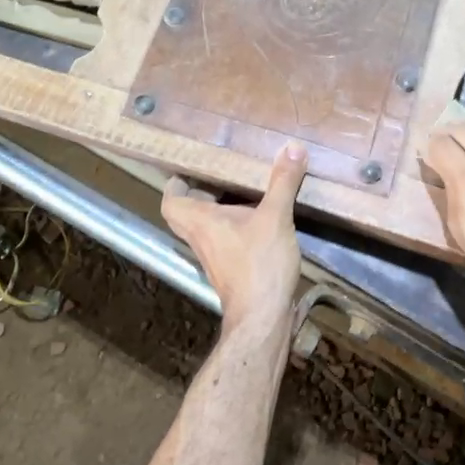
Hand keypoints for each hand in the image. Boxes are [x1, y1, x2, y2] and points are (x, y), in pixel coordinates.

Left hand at [161, 142, 307, 331]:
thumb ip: (283, 182)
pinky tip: (256, 224)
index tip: (189, 171)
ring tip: (240, 195)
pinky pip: (222, 244)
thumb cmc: (259, 263)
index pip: (170, 201)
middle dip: (198, 196)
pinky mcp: (229, 272)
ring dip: (216, 214)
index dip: (175, 185)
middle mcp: (199, 239)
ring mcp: (213, 258)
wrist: (262, 317)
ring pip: (204, 230)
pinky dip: (232, 231)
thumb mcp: (275, 217)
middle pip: (185, 214)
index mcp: (200, 221)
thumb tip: (293, 147)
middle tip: (218, 180)